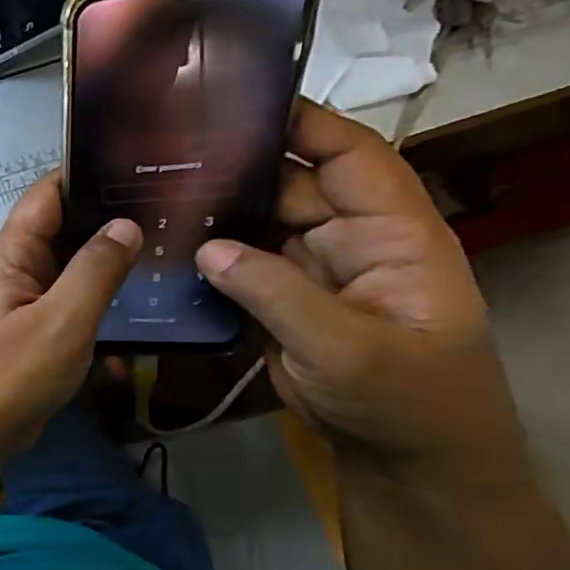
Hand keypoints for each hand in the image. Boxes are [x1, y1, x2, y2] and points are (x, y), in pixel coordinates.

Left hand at [0, 171, 139, 486]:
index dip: (89, 173)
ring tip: (167, 263)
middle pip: (70, 228)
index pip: (51, 191)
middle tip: (168, 216)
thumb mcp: (61, 321)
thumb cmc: (8, 376)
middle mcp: (22, 266)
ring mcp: (32, 298)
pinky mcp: (42, 329)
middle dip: (113, 223)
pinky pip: (80, 307)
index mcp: (15, 251)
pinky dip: (106, 314)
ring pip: (80, 270)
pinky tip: (143, 328)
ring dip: (116, 272)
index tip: (138, 169)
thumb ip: (96, 270)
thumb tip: (127, 225)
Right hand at [194, 101, 530, 494]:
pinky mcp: (281, 295)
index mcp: (392, 230)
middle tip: (175, 146)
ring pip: (260, 218)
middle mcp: (351, 235)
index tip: (243, 101)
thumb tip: (207, 248)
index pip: (351, 153)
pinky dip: (210, 249)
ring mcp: (311, 265)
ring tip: (160, 185)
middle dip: (242, 162)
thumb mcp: (352, 350)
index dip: (305, 123)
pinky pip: (241, 259)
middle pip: (292, 180)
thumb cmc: (410, 402)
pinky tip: (169, 236)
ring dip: (219, 205)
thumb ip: (278, 295)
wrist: (405, 467)